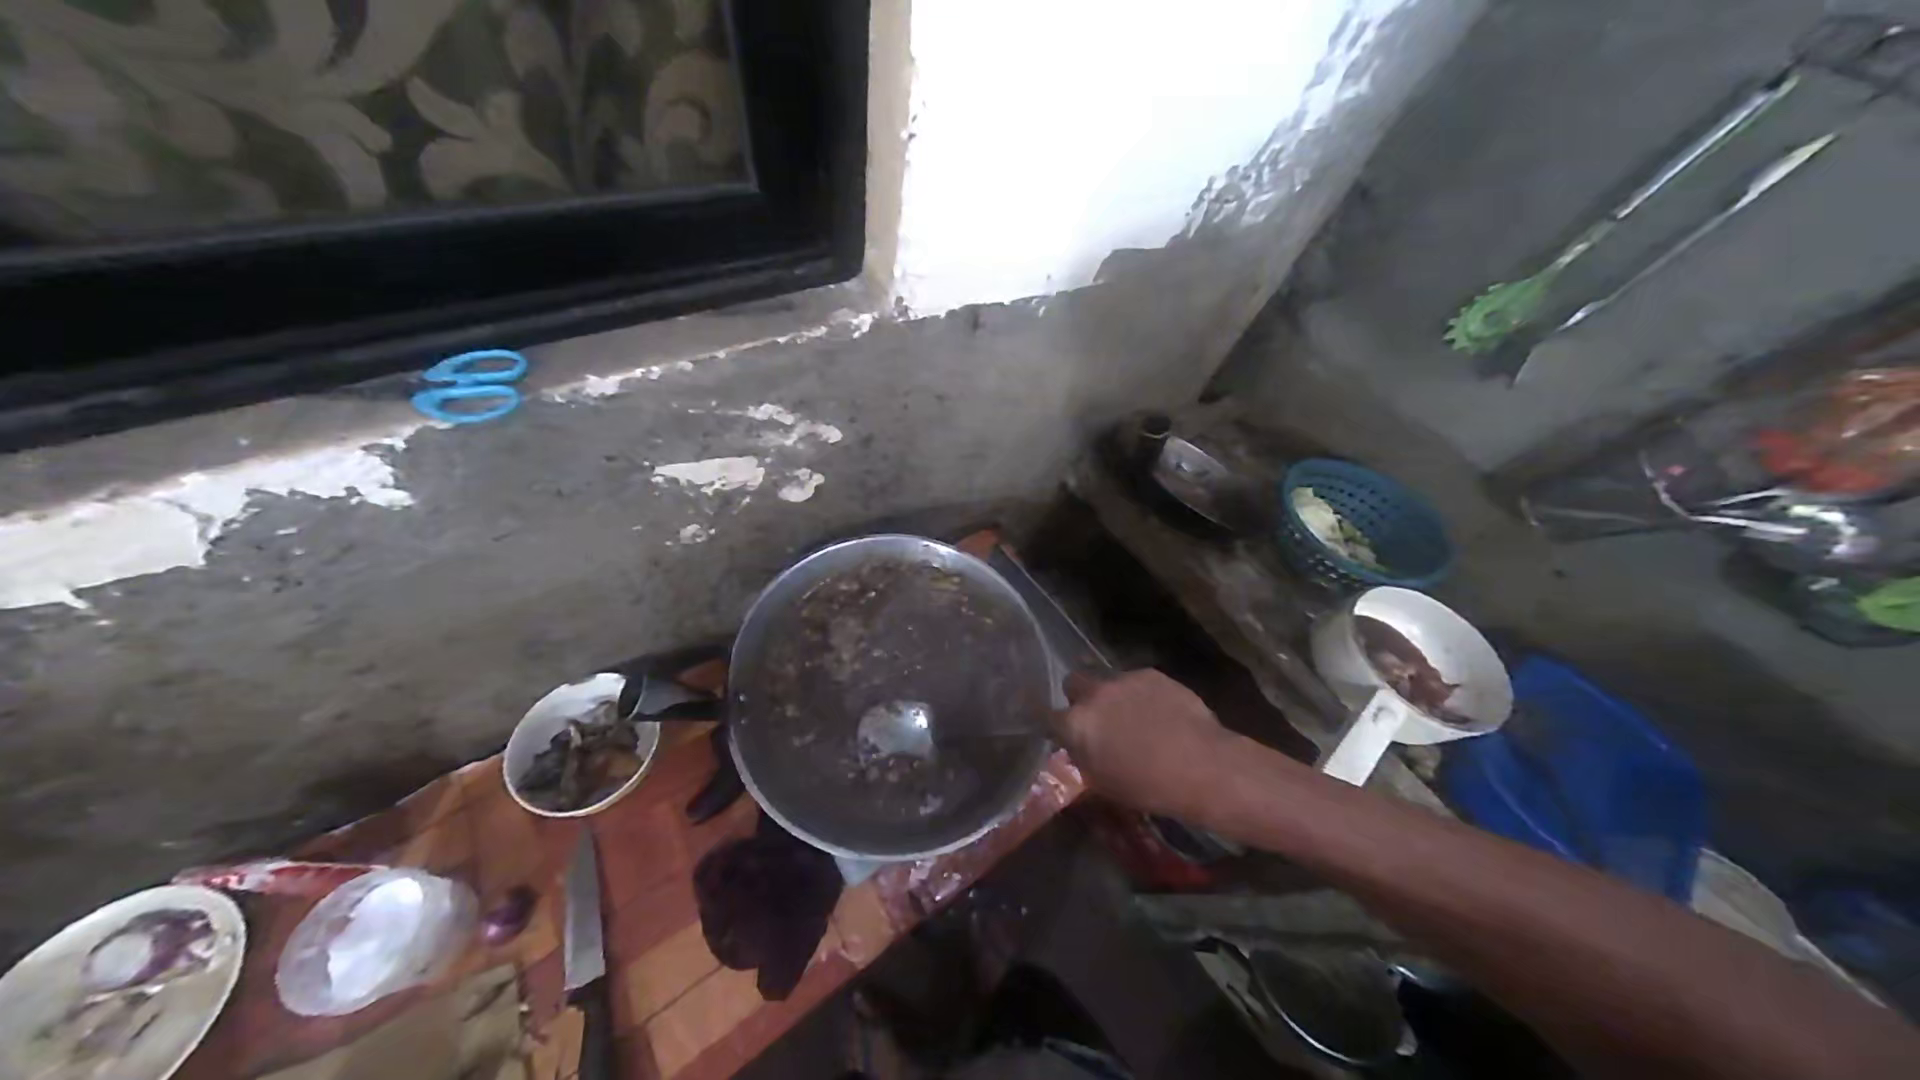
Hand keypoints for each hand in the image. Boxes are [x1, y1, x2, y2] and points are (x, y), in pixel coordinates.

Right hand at [1052, 669, 1232, 817]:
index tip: (1065, 734)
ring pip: (1107, 680)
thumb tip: (1079, 747)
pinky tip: (1160, 712)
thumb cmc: (1147, 787)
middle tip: (1098, 718)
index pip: (1048, 716)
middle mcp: (1094, 693)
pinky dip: (1141, 693)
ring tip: (1135, 716)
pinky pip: (1137, 681)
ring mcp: (1124, 679)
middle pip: (1073, 682)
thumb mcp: (1102, 783)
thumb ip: (1083, 757)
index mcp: (1076, 723)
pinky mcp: (1151, 673)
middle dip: (1080, 697)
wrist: (1201, 766)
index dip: (1057, 725)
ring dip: (1112, 695)